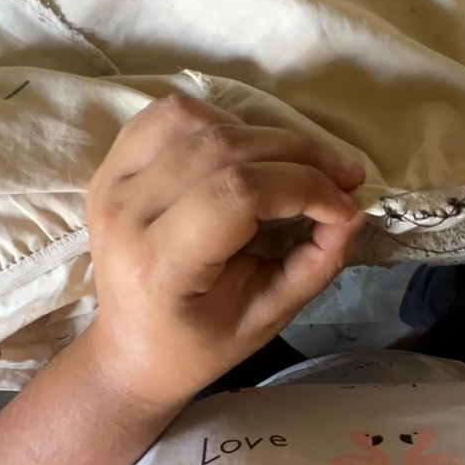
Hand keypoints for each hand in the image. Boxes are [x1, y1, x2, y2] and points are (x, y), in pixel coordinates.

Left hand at [80, 94, 365, 408]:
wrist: (131, 349)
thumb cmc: (200, 345)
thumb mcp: (266, 319)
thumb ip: (314, 265)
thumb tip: (354, 212)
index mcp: (159, 264)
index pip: (238, 193)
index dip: (304, 186)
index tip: (347, 206)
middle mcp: (126, 212)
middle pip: (222, 146)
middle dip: (299, 153)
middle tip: (344, 177)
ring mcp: (111, 182)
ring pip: (196, 119)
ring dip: (261, 134)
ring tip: (296, 167)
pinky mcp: (110, 166)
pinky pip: (170, 115)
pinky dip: (220, 122)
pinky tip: (247, 154)